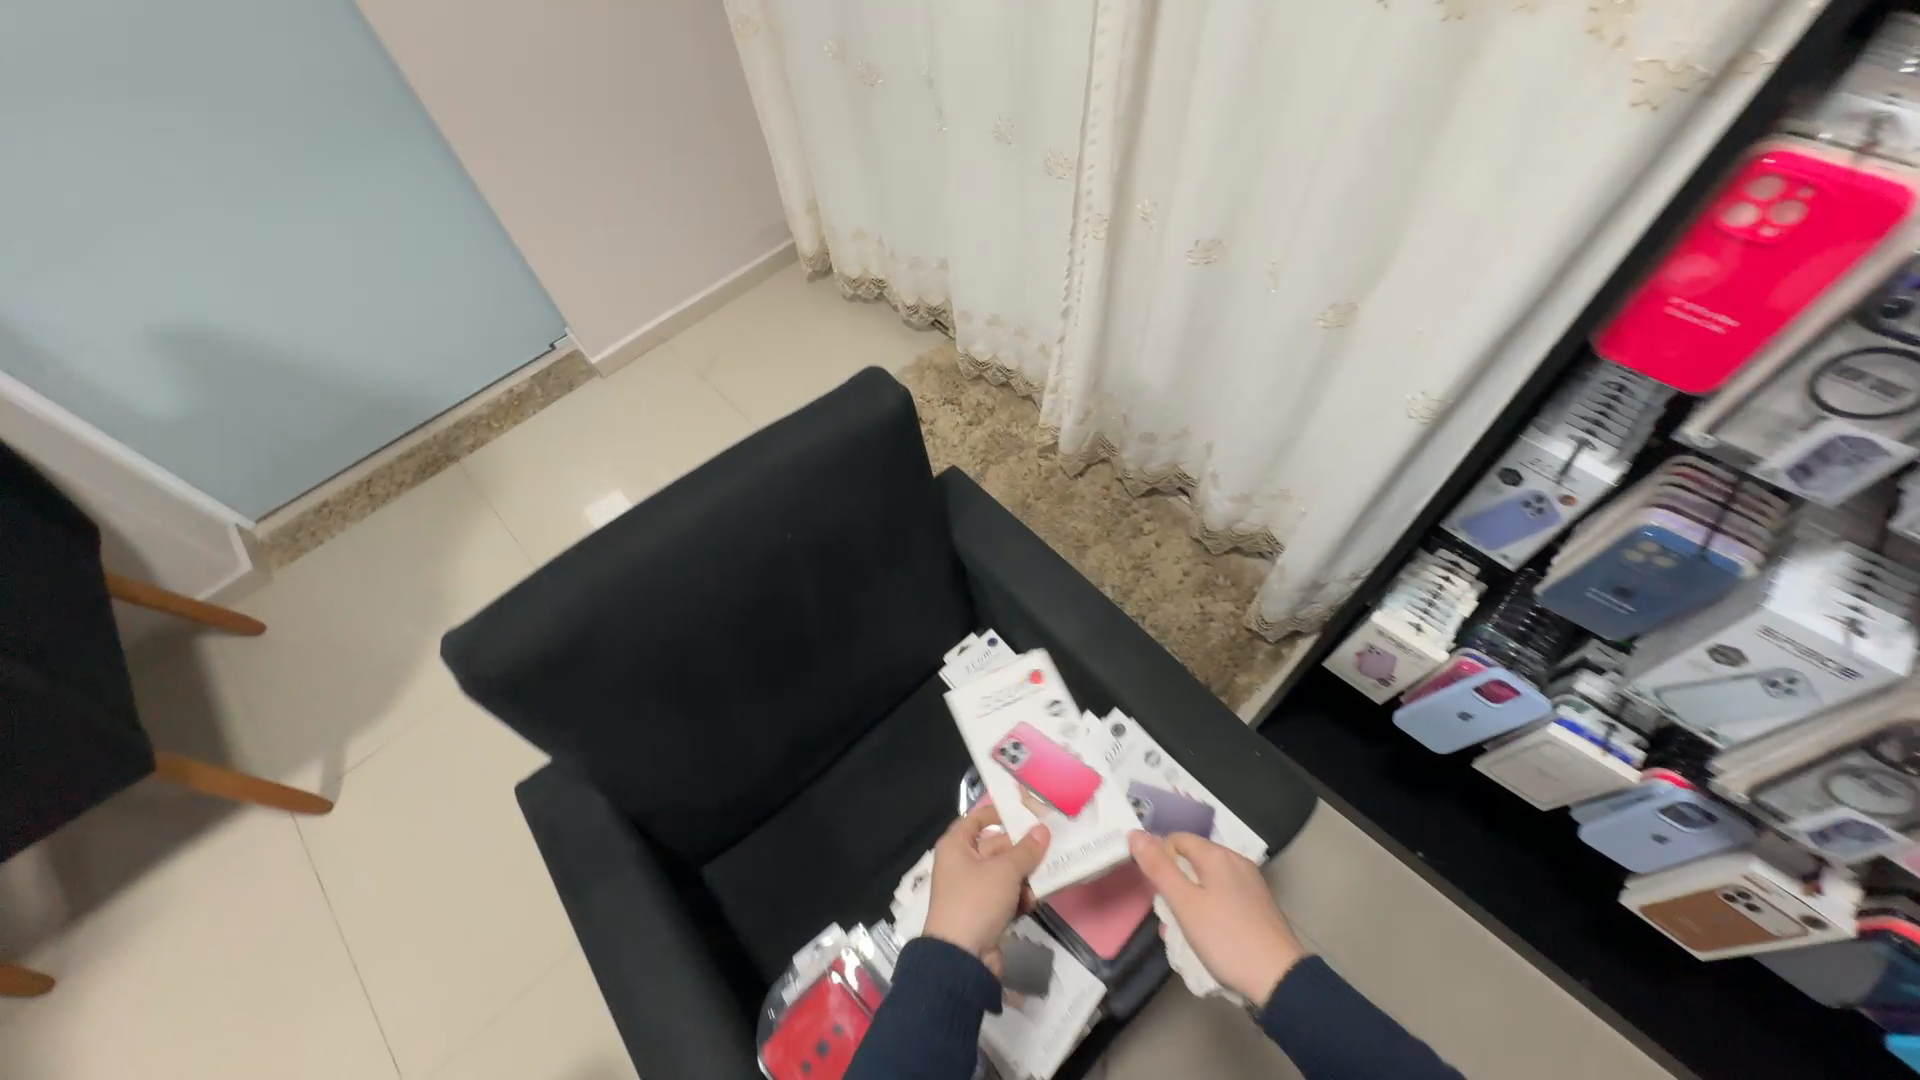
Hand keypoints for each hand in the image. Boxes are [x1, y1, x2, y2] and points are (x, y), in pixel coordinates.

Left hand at [923, 805, 1049, 962]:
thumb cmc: (976, 901)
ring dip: (1025, 876)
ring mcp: (973, 890)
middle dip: (1022, 850)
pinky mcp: (984, 913)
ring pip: (1005, 873)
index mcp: (956, 846)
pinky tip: (1035, 901)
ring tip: (1047, 876)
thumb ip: (1026, 850)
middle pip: (996, 847)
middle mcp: (961, 864)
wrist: (961, 958)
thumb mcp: (1004, 871)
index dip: (998, 813)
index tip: (1026, 812)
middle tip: (1052, 846)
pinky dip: (1020, 897)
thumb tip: (1042, 830)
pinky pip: (1006, 896)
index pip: (976, 819)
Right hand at [1129, 830, 1305, 1006]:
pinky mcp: (1260, 905)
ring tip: (1185, 932)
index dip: (1160, 859)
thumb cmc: (1226, 938)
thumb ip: (1158, 868)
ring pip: (1208, 880)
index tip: (1156, 891)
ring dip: (1191, 899)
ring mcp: (1251, 884)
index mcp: (1217, 855)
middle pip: (1193, 860)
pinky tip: (1209, 936)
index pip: (1176, 839)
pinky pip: (1225, 896)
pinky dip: (1211, 909)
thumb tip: (1134, 833)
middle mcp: (1236, 862)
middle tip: (1168, 915)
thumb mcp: (1184, 904)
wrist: (1280, 978)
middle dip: (1174, 883)